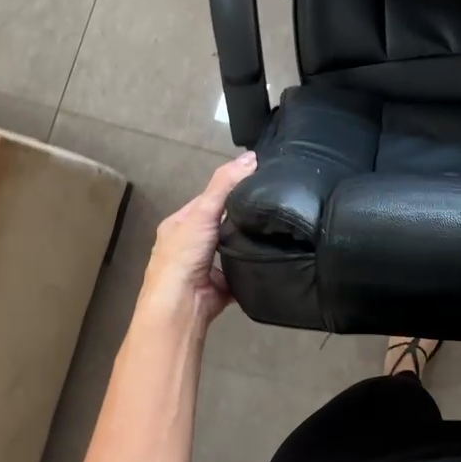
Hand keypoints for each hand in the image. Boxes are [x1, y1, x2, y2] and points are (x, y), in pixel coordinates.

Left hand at [139, 151, 257, 326]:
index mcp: (181, 224)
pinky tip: (274, 256)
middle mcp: (192, 244)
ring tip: (279, 229)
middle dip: (244, 218)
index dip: (233, 189)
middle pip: (223, 223)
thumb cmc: (184, 255)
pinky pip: (244, 270)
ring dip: (251, 242)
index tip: (261, 182)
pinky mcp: (224, 285)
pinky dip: (255, 266)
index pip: (210, 199)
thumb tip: (252, 156)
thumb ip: (225, 185)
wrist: (182, 304)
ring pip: (235, 247)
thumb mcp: (203, 212)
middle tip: (274, 207)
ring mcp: (207, 266)